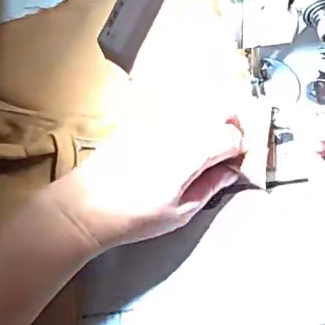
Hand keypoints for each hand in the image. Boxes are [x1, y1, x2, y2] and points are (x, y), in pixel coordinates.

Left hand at [44, 106, 245, 252]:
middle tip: (225, 151)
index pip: (234, 136)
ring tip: (202, 150)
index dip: (240, 150)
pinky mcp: (140, 120)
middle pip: (220, 111)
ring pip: (198, 108)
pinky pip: (174, 111)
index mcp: (193, 150)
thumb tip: (231, 170)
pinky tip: (175, 146)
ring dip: (209, 122)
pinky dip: (185, 122)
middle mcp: (179, 126)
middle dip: (231, 128)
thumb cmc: (135, 216)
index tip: (236, 164)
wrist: (84, 205)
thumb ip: (211, 186)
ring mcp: (158, 119)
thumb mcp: (181, 212)